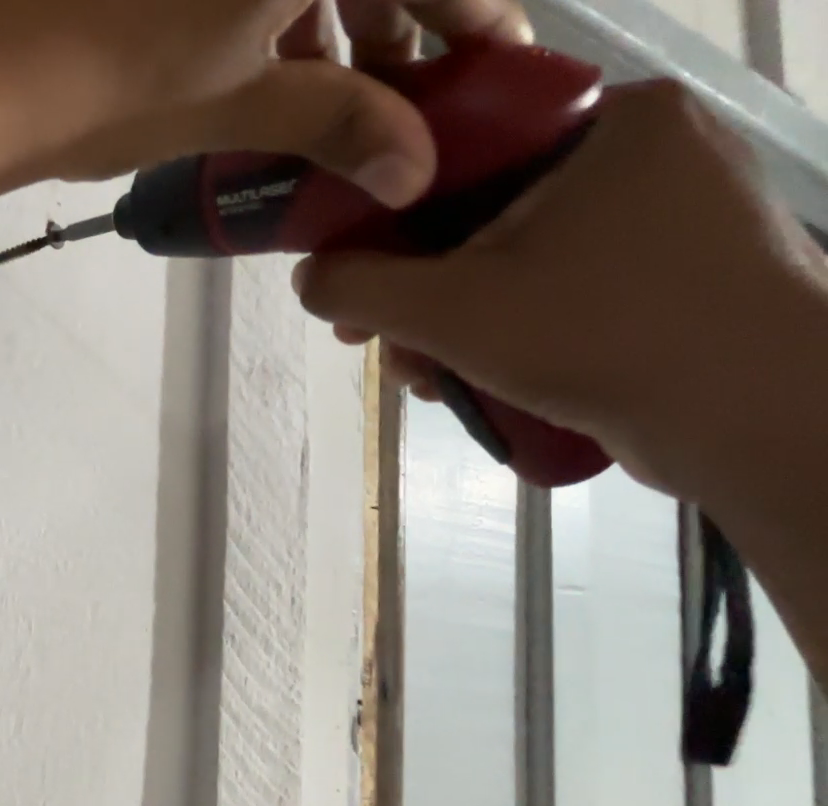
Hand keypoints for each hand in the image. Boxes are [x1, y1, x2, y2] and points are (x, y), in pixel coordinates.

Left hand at [0, 0, 526, 204]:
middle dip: (395, 26)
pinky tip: (278, 73)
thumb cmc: (116, 82)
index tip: (488, 69)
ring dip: (336, 27)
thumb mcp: (240, 100)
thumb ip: (338, 121)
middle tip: (406, 100)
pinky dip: (277, 21)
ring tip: (342, 103)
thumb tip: (414, 170)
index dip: (468, 14)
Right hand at [293, 80, 827, 498]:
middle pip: (477, 214)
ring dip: (448, 323)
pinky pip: (557, 284)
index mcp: (605, 124)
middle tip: (372, 340)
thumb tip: (306, 275)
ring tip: (424, 379)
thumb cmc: (600, 335)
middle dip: (412, 291)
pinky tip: (474, 377)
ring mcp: (669, 212)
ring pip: (512, 258)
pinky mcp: (676, 270)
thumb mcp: (447, 309)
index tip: (346, 273)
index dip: (383, 215)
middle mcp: (643, 151)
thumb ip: (357, 285)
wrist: (761, 417)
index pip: (458, 151)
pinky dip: (505, 328)